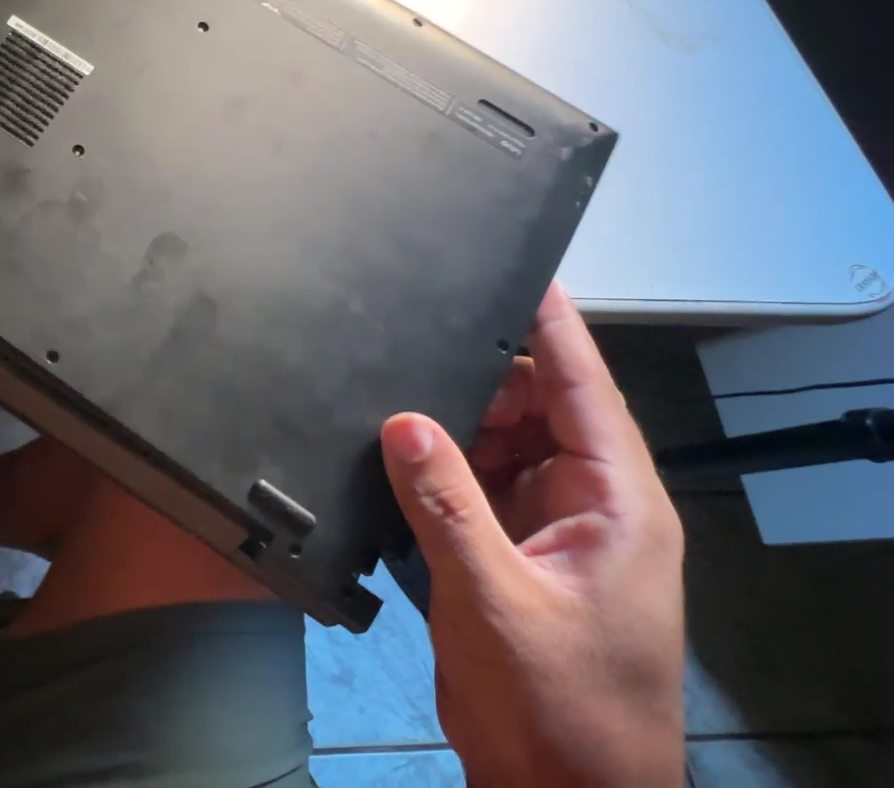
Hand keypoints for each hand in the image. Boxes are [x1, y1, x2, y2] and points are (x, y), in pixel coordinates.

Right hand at [380, 283, 685, 787]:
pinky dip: (437, 464)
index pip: (588, 391)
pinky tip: (395, 452)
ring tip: (393, 396)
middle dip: (479, 379)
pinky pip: (472, 482)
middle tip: (411, 348)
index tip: (525, 272)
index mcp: (616, 506)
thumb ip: (446, 503)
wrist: (556, 784)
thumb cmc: (555, 698)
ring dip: (452, 424)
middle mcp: (588, 504)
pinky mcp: (510, 549)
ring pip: (499, 443)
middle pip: (537, 409)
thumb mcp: (492, 594)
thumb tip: (403, 420)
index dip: (556, 329)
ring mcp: (547, 527)